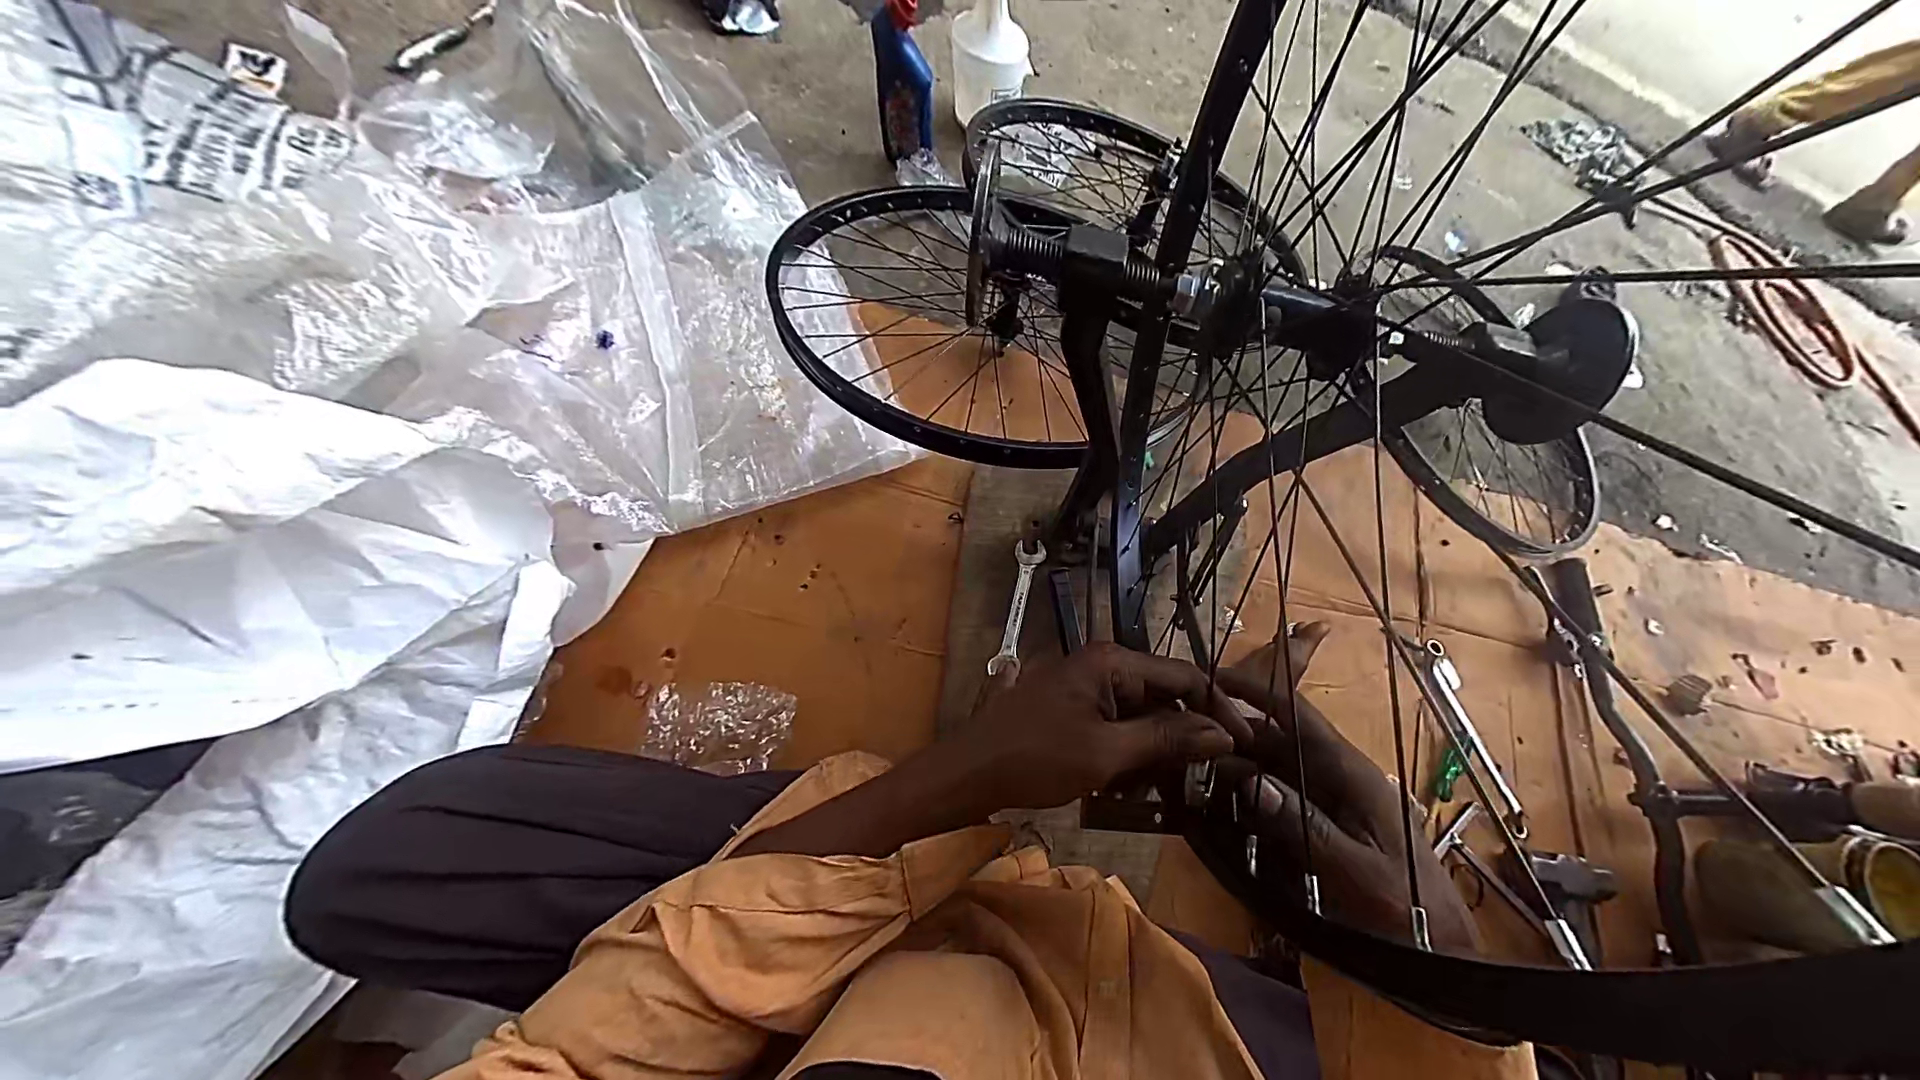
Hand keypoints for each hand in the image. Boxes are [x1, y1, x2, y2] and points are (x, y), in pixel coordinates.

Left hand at [732, 644, 1251, 859]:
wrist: (968, 773)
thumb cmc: (1035, 759)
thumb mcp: (1107, 753)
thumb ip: (1167, 737)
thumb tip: (1225, 731)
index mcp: (1109, 661)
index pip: (1183, 675)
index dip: (1217, 708)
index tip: (1246, 744)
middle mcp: (1098, 663)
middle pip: (1161, 695)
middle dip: (1178, 738)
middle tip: (1194, 780)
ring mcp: (1081, 685)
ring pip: (1138, 715)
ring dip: (1150, 753)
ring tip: (1145, 790)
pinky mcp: (1069, 707)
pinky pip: (1112, 725)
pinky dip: (1123, 754)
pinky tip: (1118, 786)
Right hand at [1215, 629, 1479, 954]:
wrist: (1445, 953)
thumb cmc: (1410, 911)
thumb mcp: (1358, 873)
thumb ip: (1304, 827)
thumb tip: (1250, 783)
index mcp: (1349, 772)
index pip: (1295, 713)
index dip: (1254, 690)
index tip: (1210, 679)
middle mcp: (1334, 775)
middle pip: (1271, 739)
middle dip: (1228, 737)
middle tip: (1181, 746)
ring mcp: (1325, 797)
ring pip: (1268, 766)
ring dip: (1231, 769)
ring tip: (1190, 776)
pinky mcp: (1318, 819)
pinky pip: (1273, 796)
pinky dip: (1243, 796)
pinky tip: (1217, 807)